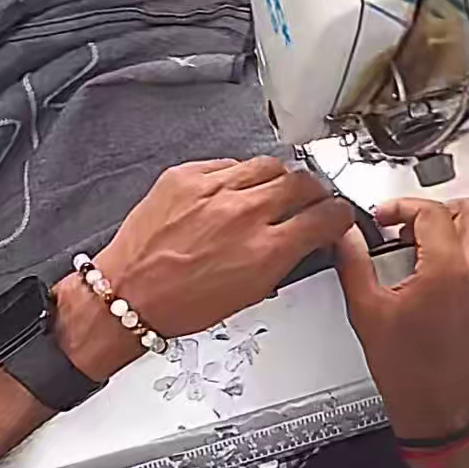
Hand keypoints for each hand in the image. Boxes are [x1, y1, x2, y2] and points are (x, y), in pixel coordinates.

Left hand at [58, 158, 354, 379]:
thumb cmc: (181, 304)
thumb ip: (284, 259)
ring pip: (268, 164)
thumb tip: (303, 240)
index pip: (325, 216)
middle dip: (314, 192)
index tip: (336, 215)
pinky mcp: (186, 176)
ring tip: (270, 192)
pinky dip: (238, 175)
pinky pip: (228, 163)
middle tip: (309, 200)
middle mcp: (243, 213)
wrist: (129, 293)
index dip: (339, 215)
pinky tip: (232, 191)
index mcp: (265, 250)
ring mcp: (213, 189)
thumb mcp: (249, 293)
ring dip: (278, 178)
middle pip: (302, 182)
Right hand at [334, 198, 468, 441]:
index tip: (386, 218)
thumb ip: (354, 263)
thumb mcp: (366, 309)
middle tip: (410, 225)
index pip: (430, 212)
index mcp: (444, 270)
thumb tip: (346, 236)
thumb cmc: (407, 368)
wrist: (435, 406)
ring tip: (443, 235)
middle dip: (436, 209)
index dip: (402, 207)